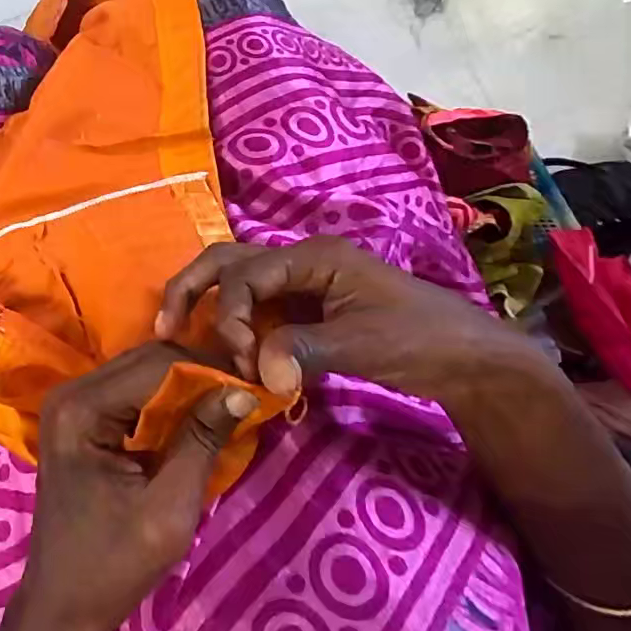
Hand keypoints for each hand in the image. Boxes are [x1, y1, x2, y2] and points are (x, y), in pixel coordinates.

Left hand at [0, 343, 258, 630]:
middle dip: (197, 370)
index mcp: (81, 409)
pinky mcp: (81, 414)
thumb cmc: (113, 565)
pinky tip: (195, 410)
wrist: (63, 605)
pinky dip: (166, 397)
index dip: (206, 369)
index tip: (250, 381)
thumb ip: (201, 442)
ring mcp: (73, 400)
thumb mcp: (168, 511)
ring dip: (184, 381)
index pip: (154, 365)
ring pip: (141, 369)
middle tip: (242, 387)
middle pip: (146, 359)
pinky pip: (131, 388)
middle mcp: (72, 391)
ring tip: (226, 395)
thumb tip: (242, 390)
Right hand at [153, 237, 548, 407]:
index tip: (240, 360)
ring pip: (237, 283)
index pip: (247, 273)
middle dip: (193, 288)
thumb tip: (255, 374)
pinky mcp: (303, 311)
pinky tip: (222, 354)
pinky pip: (256, 312)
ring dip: (209, 307)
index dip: (231, 314)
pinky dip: (234, 328)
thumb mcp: (362, 343)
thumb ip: (304, 351)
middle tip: (165, 326)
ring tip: (179, 336)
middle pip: (228, 260)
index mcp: (311, 256)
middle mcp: (298, 261)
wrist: (466, 360)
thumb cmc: (419, 338)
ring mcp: (300, 286)